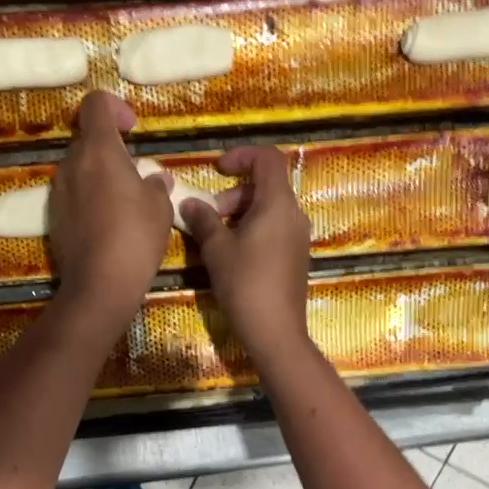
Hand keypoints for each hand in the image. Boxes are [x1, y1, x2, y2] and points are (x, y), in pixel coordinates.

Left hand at [47, 91, 172, 322]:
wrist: (99, 287)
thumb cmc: (135, 239)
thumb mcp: (160, 209)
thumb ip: (156, 185)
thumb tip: (154, 178)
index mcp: (99, 151)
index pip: (96, 104)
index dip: (115, 108)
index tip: (133, 129)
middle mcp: (71, 164)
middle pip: (88, 141)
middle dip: (111, 152)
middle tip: (135, 177)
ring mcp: (58, 192)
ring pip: (80, 171)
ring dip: (100, 178)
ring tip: (123, 206)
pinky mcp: (53, 218)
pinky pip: (73, 197)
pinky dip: (89, 201)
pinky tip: (107, 228)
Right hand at [179, 146, 310, 350]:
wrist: (276, 333)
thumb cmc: (245, 285)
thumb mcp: (217, 250)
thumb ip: (203, 220)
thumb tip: (189, 204)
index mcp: (278, 204)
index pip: (267, 159)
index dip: (242, 156)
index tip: (217, 169)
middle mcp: (294, 215)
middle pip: (266, 186)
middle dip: (234, 194)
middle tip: (210, 218)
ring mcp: (298, 238)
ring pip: (269, 210)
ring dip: (241, 215)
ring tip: (218, 241)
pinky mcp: (296, 258)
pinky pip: (275, 230)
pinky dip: (253, 231)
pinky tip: (235, 257)